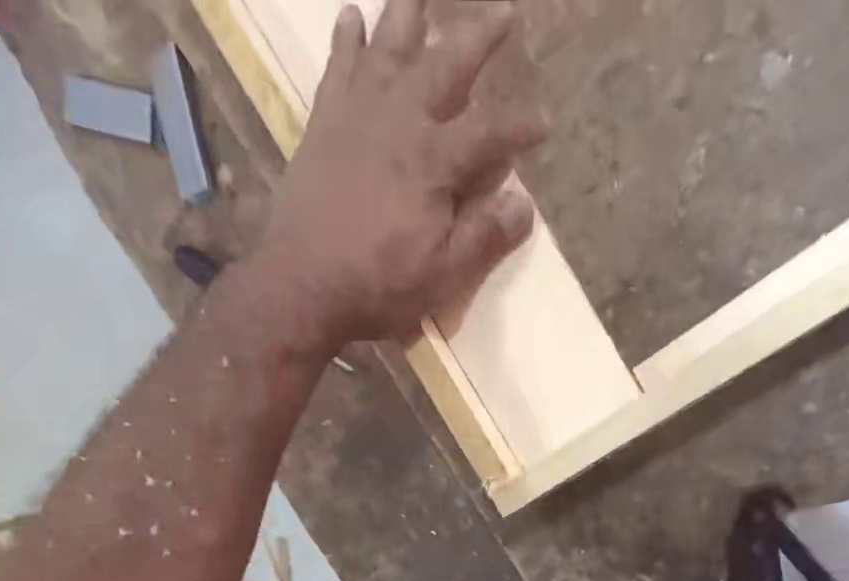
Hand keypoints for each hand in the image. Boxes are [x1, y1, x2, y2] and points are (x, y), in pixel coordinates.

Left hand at [247, 0, 545, 347]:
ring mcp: (356, 117)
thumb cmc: (381, 284)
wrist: (303, 285)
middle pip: (444, 67)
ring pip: (387, 50)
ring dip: (409, 15)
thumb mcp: (447, 273)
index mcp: (432, 161)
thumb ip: (486, 234)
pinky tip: (353, 16)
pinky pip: (338, 67)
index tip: (545, 123)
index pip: (490, 132)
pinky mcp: (324, 124)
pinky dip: (348, 39)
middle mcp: (397, 123)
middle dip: (478, 38)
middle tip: (505, 12)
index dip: (521, 126)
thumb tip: (523, 202)